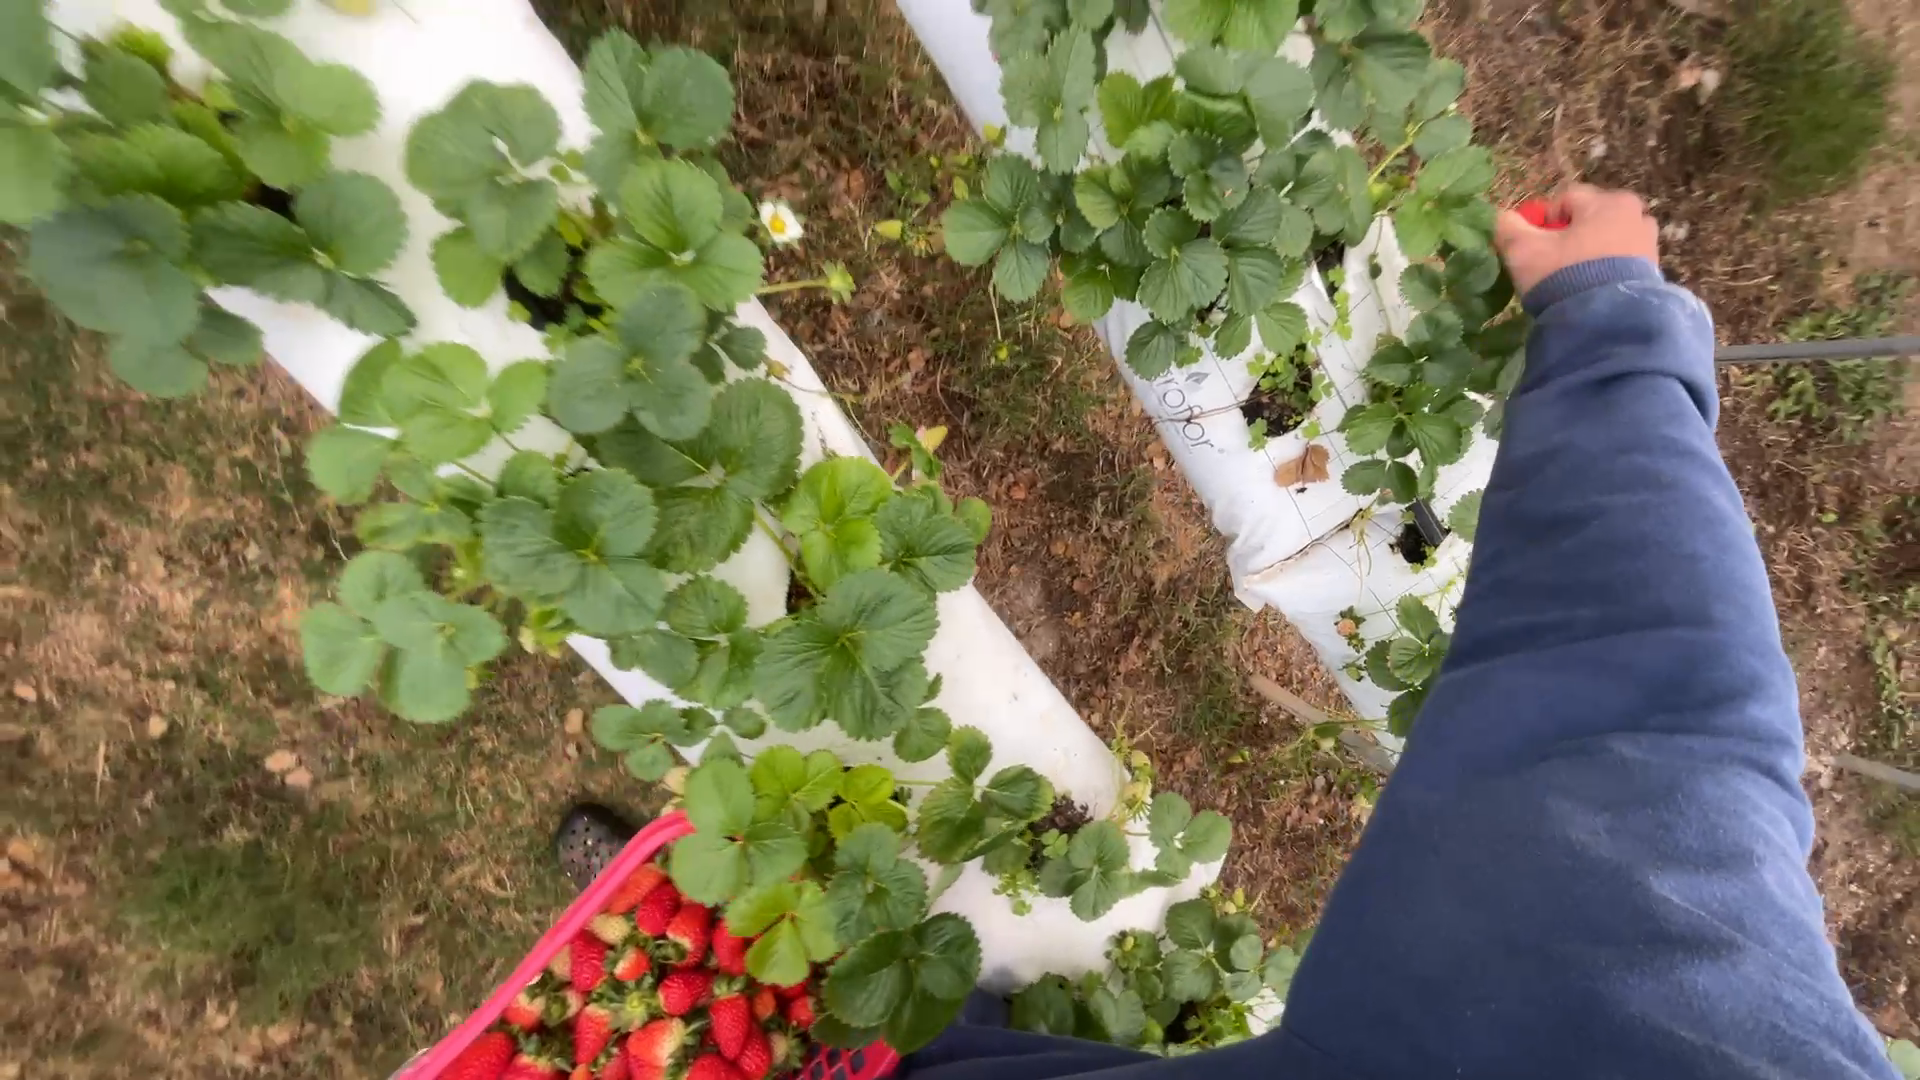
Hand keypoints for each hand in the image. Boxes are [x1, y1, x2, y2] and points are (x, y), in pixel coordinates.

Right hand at [1493, 183, 1660, 296]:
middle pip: (1588, 219)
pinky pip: (1618, 260)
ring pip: (1604, 239)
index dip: (1541, 221)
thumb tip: (1501, 216)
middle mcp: (1635, 213)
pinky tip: (1586, 287)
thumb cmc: (1560, 273)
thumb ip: (1507, 227)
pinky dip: (1602, 269)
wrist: (1600, 315)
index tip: (1530, 246)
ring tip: (1568, 277)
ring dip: (1585, 252)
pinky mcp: (1651, 267)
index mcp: (1607, 201)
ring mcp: (1648, 241)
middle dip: (1566, 236)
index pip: (1564, 199)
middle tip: (1547, 262)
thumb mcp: (1522, 250)